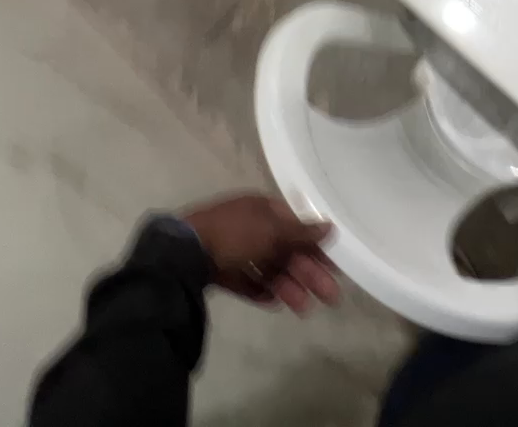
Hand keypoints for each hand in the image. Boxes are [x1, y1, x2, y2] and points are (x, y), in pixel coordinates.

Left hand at [184, 195, 340, 314]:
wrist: (183, 254)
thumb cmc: (235, 234)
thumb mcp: (272, 230)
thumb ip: (301, 232)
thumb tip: (330, 227)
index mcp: (264, 208)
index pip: (297, 227)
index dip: (317, 246)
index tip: (334, 266)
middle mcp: (251, 226)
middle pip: (286, 250)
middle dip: (307, 272)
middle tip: (329, 296)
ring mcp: (233, 248)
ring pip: (268, 268)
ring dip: (288, 286)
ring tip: (303, 309)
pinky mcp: (219, 270)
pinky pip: (246, 280)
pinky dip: (260, 290)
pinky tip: (273, 303)